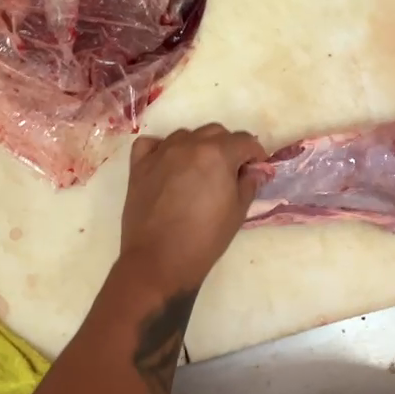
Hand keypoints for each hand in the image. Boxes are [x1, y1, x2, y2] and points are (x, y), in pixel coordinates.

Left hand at [118, 124, 265, 294]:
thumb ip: (248, 184)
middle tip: (229, 172)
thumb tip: (254, 171)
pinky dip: (162, 148)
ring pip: (185, 135)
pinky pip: (152, 144)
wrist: (159, 261)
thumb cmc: (205, 239)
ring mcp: (160, 153)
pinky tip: (167, 164)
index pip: (244, 140)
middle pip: (215, 132)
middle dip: (227, 147)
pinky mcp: (139, 166)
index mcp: (217, 153)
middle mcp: (188, 145)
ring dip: (197, 147)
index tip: (255, 169)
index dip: (255, 154)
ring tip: (199, 172)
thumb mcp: (238, 213)